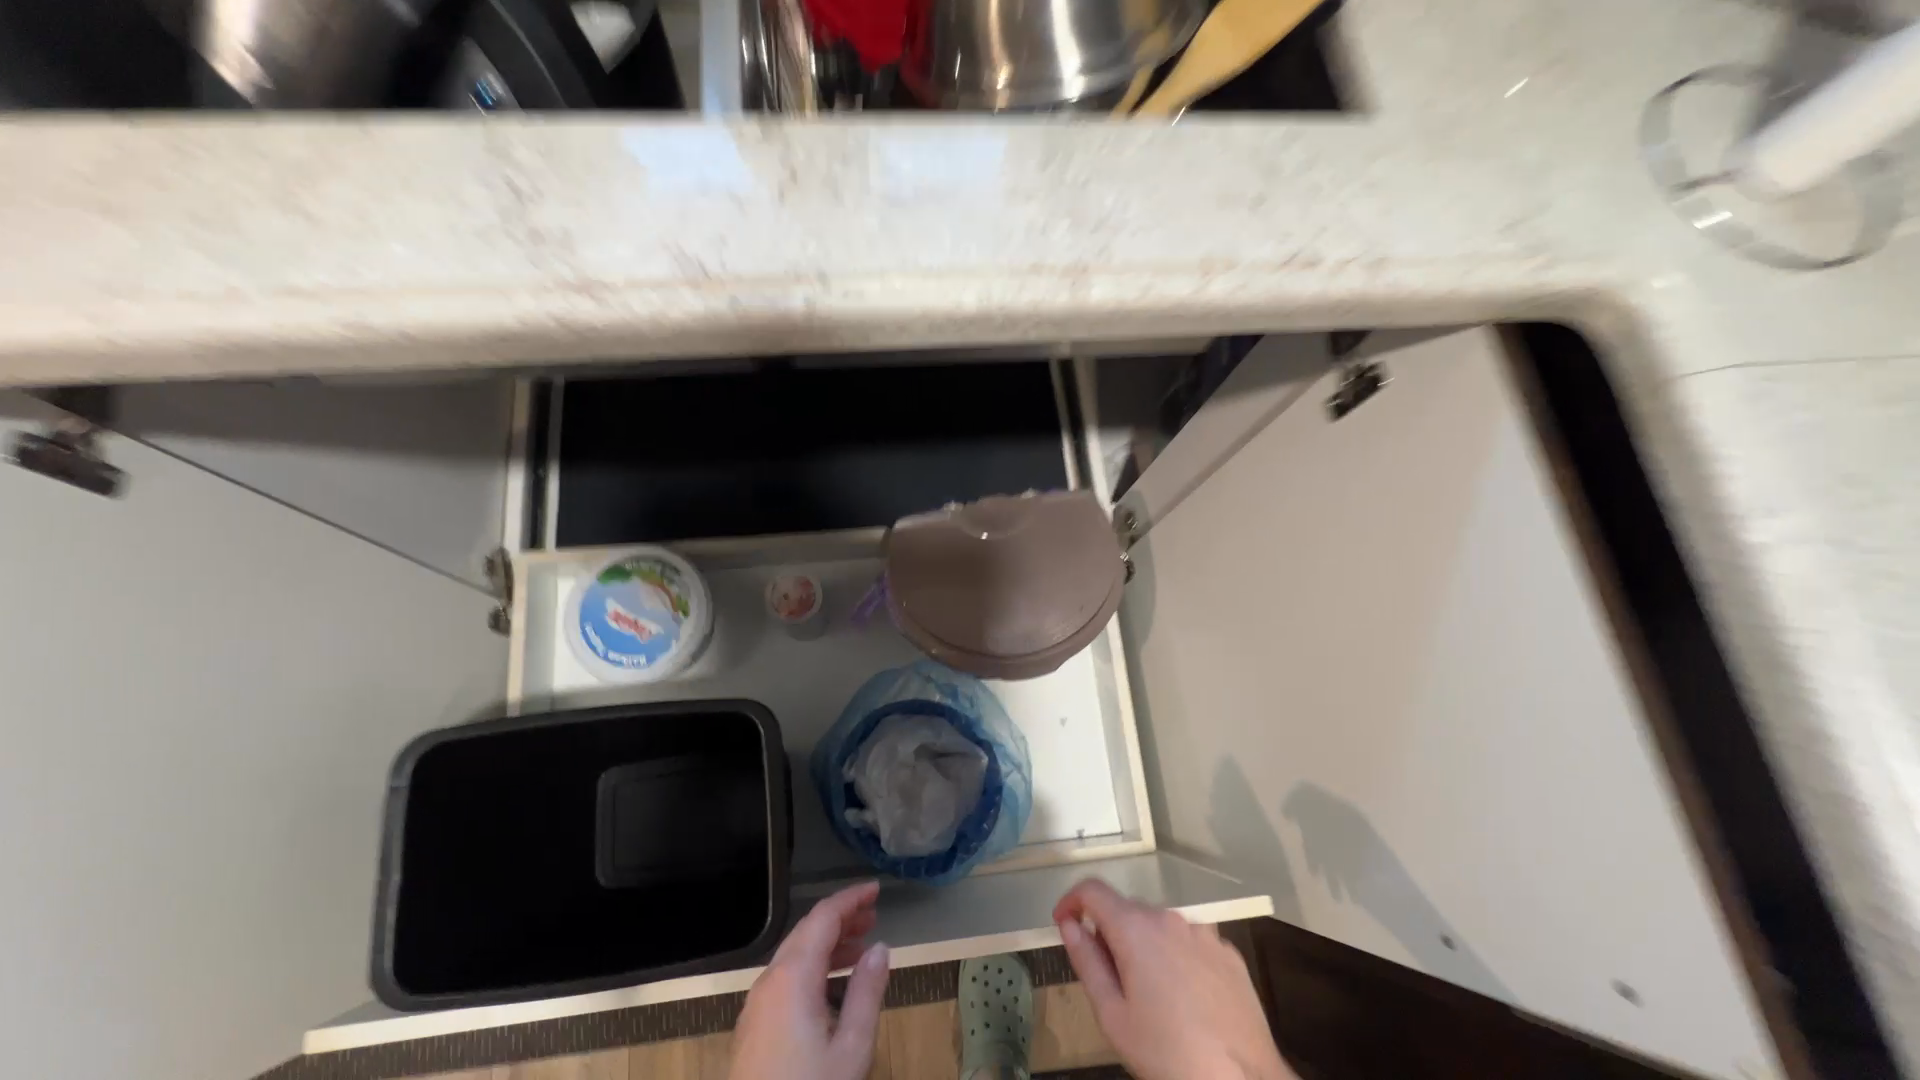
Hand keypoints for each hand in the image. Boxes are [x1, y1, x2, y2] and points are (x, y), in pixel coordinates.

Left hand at [729, 881, 890, 1079]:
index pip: (822, 919)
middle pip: (805, 933)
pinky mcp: (752, 1028)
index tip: (876, 890)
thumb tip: (880, 948)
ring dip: (827, 944)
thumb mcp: (852, 1048)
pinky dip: (812, 967)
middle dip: (840, 919)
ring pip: (793, 956)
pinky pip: (785, 979)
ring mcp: (756, 1005)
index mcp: (792, 977)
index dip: (849, 899)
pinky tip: (832, 985)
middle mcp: (768, 981)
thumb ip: (867, 992)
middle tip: (874, 916)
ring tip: (861, 947)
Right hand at [1054, 879, 1294, 1079]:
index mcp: (1136, 929)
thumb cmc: (1165, 1052)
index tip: (1064, 924)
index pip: (1093, 890)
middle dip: (1109, 932)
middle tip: (1107, 980)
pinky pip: (1190, 943)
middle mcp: (1170, 919)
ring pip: (1160, 927)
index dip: (1072, 901)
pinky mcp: (1229, 953)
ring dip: (1144, 945)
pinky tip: (1184, 999)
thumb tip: (1069, 924)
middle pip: (1127, 910)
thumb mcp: (1112, 1014)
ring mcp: (1205, 934)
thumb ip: (1087, 961)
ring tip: (1149, 995)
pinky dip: (1176, 957)